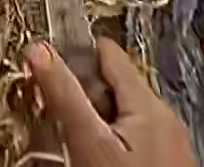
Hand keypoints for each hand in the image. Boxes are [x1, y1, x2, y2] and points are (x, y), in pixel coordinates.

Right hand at [26, 39, 196, 166]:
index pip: (106, 53)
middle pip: (108, 87)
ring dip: (85, 125)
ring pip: (114, 119)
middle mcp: (163, 123)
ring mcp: (166, 153)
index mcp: (151, 106)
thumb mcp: (90, 146)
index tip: (44, 70)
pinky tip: (83, 163)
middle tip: (48, 114)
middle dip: (76, 96)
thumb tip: (37, 47)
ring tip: (63, 146)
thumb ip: (63, 93)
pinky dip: (101, 149)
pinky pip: (125, 146)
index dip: (73, 56)